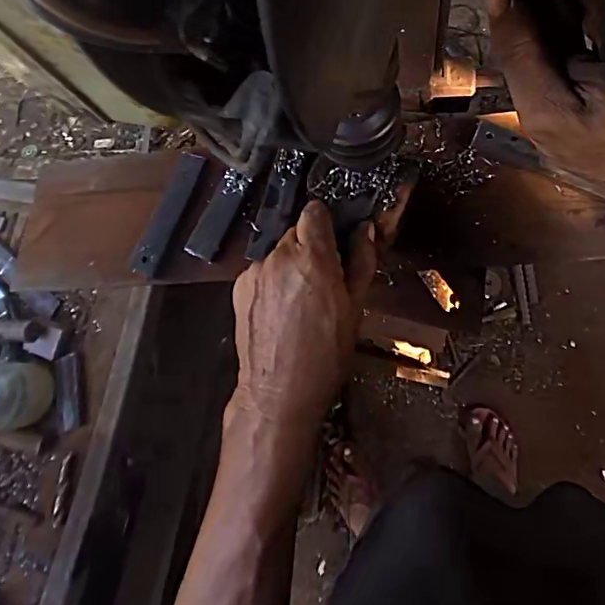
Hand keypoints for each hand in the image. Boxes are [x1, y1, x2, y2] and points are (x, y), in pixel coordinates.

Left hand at [229, 202, 376, 431]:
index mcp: (311, 257)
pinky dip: (271, 281)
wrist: (279, 392)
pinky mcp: (240, 286)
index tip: (332, 235)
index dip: (326, 222)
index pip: (314, 212)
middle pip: (295, 232)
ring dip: (289, 265)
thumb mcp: (355, 308)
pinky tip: (281, 309)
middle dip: (309, 248)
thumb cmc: (323, 356)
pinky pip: (261, 271)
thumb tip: (365, 231)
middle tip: (323, 278)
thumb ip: (361, 261)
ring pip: (276, 252)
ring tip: (301, 300)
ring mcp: (255, 271)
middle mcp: (278, 256)